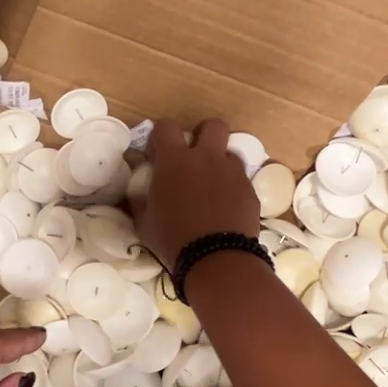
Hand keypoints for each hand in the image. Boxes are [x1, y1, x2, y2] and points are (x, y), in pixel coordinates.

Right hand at [130, 118, 261, 265]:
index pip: (166, 127)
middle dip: (203, 135)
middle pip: (212, 126)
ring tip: (212, 185)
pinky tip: (226, 207)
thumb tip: (137, 190)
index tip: (157, 155)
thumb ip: (140, 199)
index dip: (160, 137)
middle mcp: (206, 158)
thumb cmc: (173, 239)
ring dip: (220, 163)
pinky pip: (241, 178)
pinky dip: (232, 186)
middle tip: (194, 157)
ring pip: (229, 152)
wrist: (217, 260)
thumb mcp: (144, 222)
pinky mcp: (250, 189)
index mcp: (174, 161)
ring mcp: (232, 172)